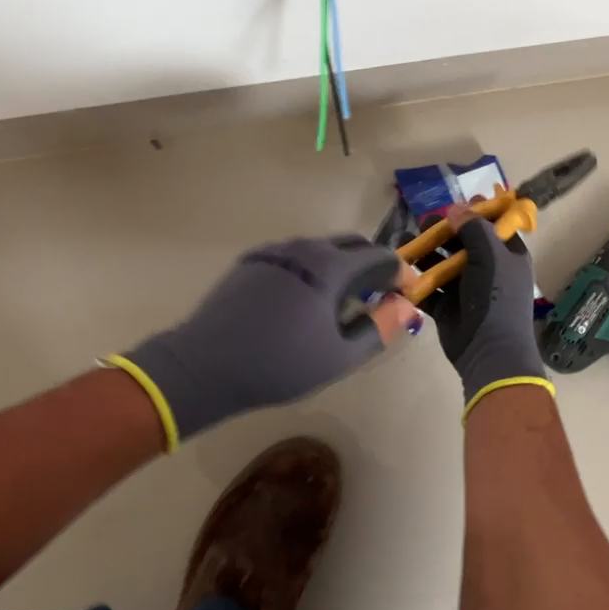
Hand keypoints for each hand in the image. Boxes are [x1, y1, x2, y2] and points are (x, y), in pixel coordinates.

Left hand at [118, 236, 418, 447]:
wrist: (203, 365)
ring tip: (342, 299)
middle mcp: (305, 247)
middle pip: (350, 244)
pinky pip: (292, 256)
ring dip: (340, 265)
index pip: (379, 255)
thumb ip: (379, 328)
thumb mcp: (338, 356)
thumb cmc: (278, 364)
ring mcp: (274, 250)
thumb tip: (404, 306)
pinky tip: (303, 299)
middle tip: (377, 294)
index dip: (398, 272)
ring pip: (320, 248)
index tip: (405, 293)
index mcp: (330, 266)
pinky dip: (310, 269)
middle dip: (371, 264)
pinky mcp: (251, 261)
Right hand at [423, 205, 551, 416]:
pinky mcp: (446, 307)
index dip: (475, 214)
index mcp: (507, 255)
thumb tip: (457, 209)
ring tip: (406, 241)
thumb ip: (474, 228)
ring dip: (425, 252)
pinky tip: (400, 267)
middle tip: (424, 222)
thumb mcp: (491, 256)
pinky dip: (415, 279)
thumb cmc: (497, 297)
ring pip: (441, 263)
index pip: (492, 226)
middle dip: (443, 232)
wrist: (490, 350)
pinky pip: (429, 288)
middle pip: (462, 242)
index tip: (454, 204)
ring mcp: (466, 288)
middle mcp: (487, 268)